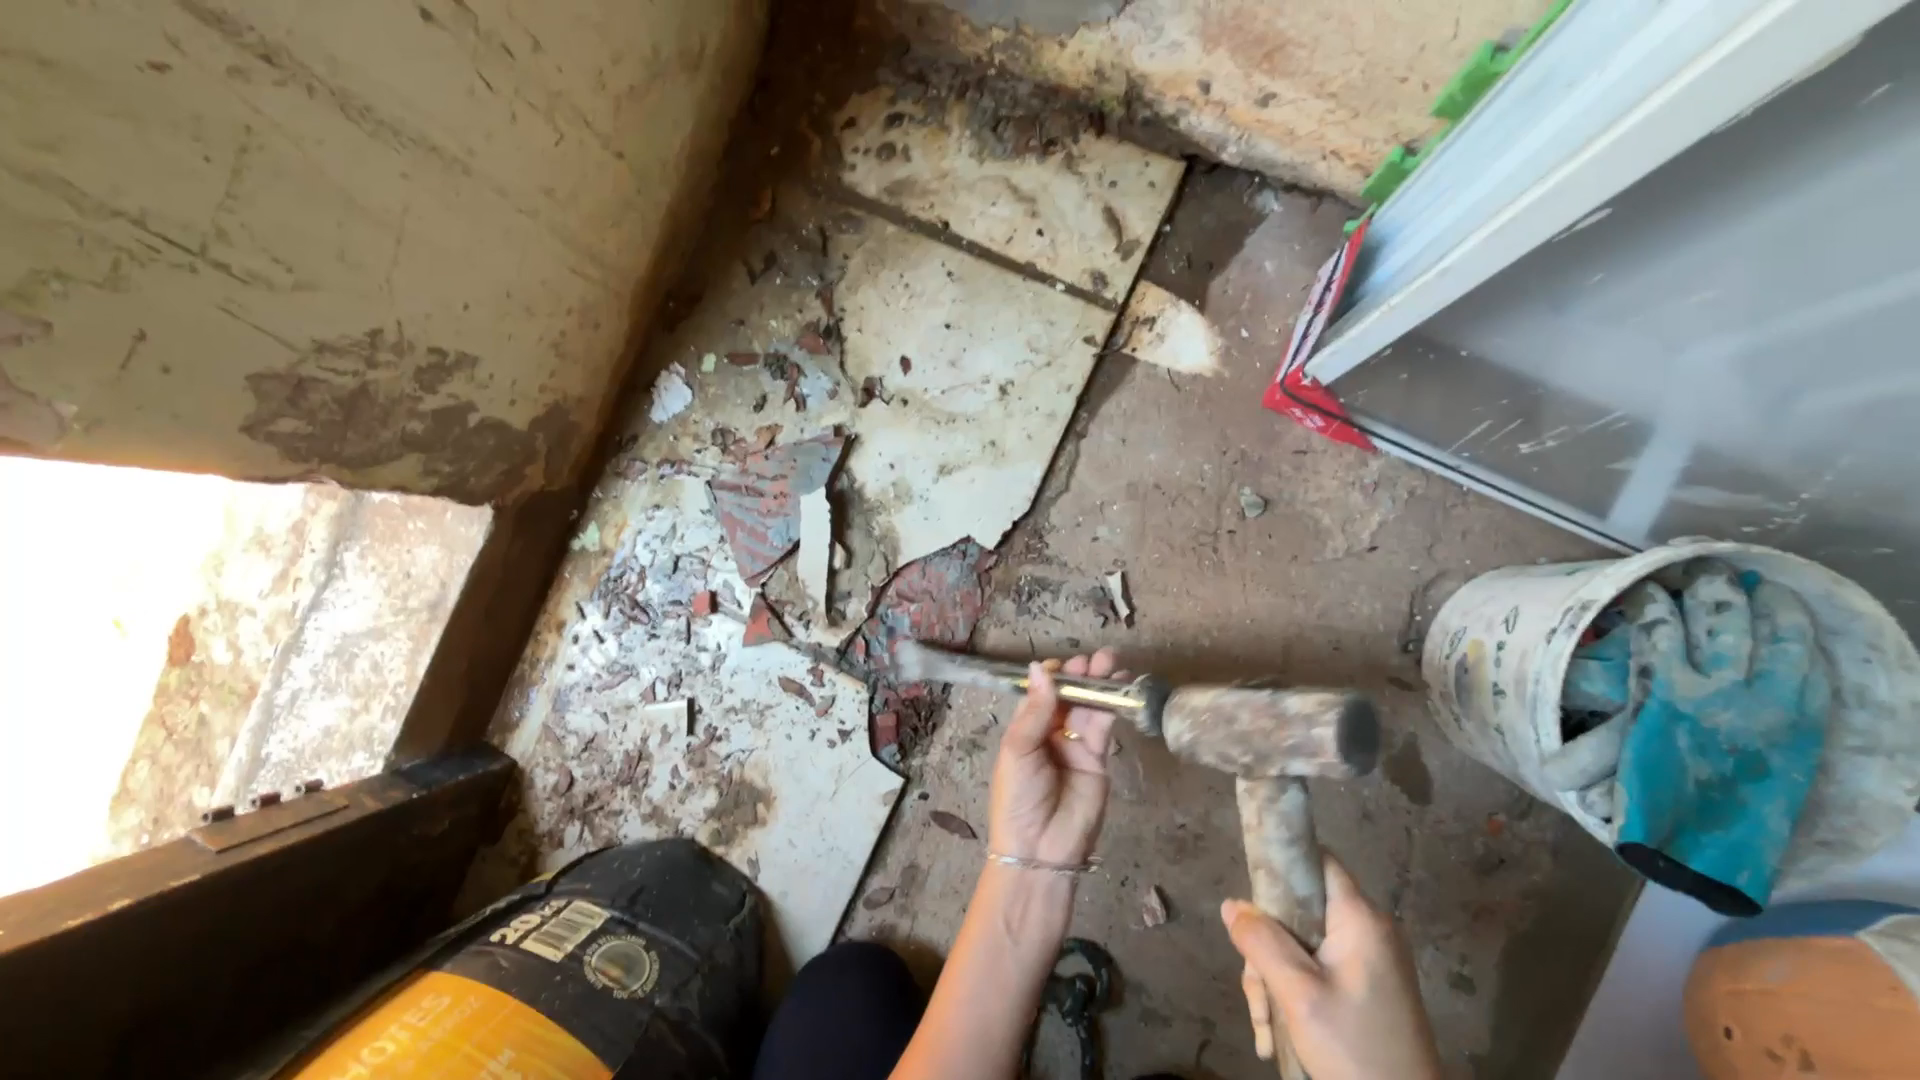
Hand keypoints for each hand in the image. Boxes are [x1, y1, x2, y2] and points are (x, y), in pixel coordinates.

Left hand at [987, 650, 1120, 865]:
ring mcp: (1075, 746)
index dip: (1051, 677)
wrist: (1040, 848)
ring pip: (1088, 707)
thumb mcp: (1018, 750)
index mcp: (1024, 730)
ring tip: (1110, 662)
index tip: (1062, 663)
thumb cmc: (1018, 797)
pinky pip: (1104, 726)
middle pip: (1067, 697)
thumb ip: (1035, 710)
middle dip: (1079, 676)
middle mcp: (1049, 734)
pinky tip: (1119, 687)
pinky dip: (1111, 706)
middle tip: (1094, 659)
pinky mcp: (1098, 759)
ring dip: (1098, 685)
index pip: (1039, 694)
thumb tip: (1040, 668)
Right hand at [1221, 854, 1442, 1079]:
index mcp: (1360, 918)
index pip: (1316, 860)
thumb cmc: (1355, 1048)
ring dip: (1273, 979)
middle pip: (1298, 910)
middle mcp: (1368, 929)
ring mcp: (1368, 960)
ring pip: (1300, 944)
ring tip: (1266, 1026)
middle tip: (1256, 989)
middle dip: (1267, 947)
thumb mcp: (1298, 995)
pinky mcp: (1365, 986)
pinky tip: (1278, 1032)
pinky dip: (1292, 993)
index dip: (1280, 865)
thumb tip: (1232, 905)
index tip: (1248, 892)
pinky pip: (1315, 969)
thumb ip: (1262, 942)